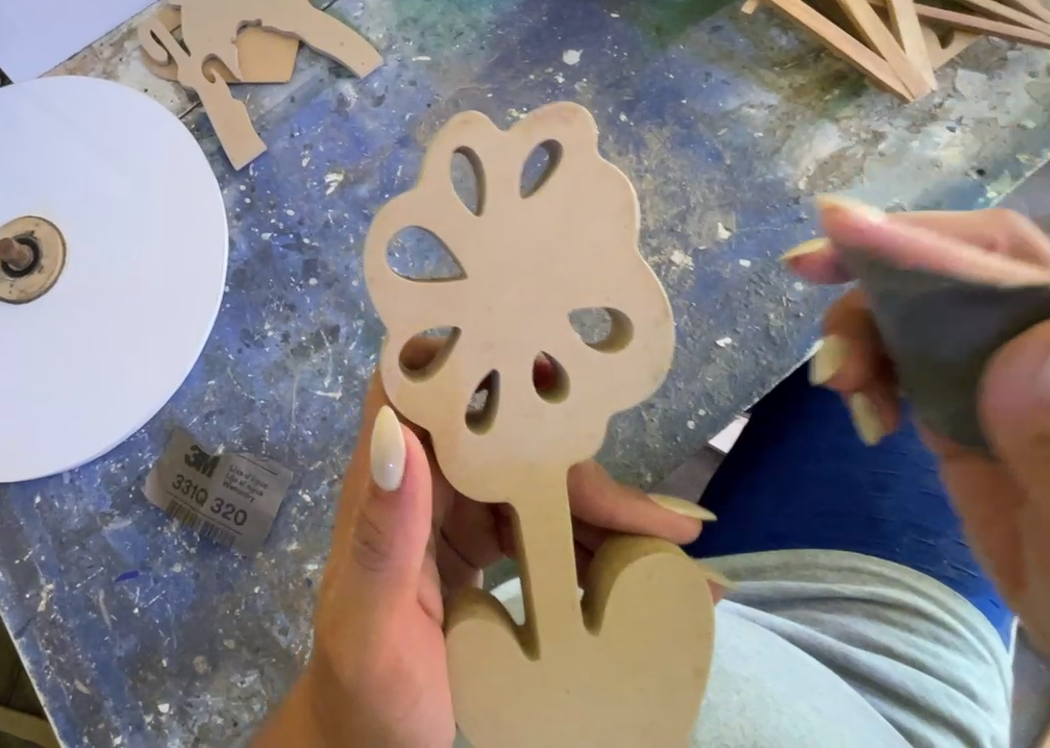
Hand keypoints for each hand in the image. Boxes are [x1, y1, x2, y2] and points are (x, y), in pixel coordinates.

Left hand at [256, 341, 718, 747]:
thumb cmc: (367, 693)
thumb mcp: (372, 624)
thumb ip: (382, 533)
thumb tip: (396, 430)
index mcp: (388, 484)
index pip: (419, 388)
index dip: (471, 355)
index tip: (546, 358)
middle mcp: (425, 484)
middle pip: (504, 437)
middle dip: (579, 461)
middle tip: (663, 519)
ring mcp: (460, 514)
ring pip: (537, 481)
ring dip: (606, 510)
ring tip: (682, 555)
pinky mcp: (488, 547)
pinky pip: (551, 528)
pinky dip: (600, 546)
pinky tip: (654, 576)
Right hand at [785, 198, 1049, 747]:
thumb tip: (1035, 334)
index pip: (1042, 285)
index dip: (936, 246)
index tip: (839, 224)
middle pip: (975, 283)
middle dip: (884, 276)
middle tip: (802, 275)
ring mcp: (1036, 395)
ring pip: (932, 323)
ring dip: (868, 331)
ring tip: (837, 384)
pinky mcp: (991, 424)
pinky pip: (918, 371)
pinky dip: (873, 372)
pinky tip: (859, 406)